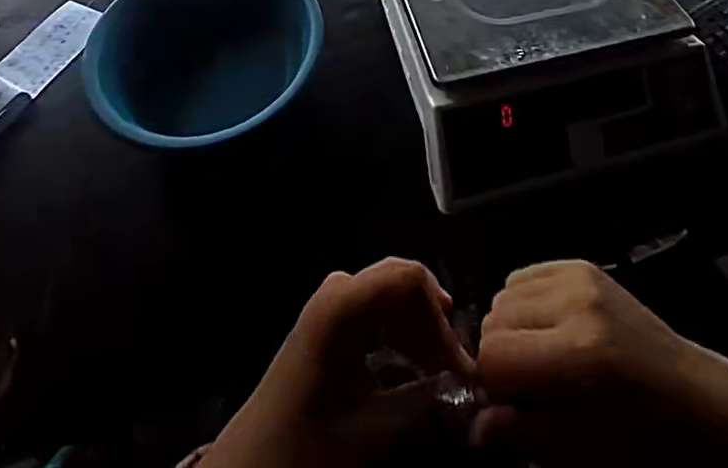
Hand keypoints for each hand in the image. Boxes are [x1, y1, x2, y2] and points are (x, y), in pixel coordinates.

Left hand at [203, 258, 472, 467]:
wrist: (253, 462)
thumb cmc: (306, 445)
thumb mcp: (374, 432)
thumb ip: (428, 408)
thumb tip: (474, 393)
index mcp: (341, 305)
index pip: (409, 278)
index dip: (440, 319)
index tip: (457, 367)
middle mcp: (335, 290)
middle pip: (402, 284)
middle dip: (433, 326)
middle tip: (453, 375)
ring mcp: (329, 302)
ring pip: (391, 296)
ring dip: (419, 331)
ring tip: (436, 376)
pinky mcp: (328, 320)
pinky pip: (376, 309)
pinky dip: (400, 334)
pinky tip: (409, 368)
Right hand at [472, 260, 727, 467]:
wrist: (697, 401)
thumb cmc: (645, 437)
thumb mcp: (584, 452)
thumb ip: (522, 434)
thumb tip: (475, 425)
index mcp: (583, 352)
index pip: (494, 356)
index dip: (495, 387)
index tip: (511, 406)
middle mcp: (578, 302)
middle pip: (493, 321)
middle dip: (502, 356)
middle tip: (530, 385)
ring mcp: (581, 276)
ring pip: (502, 297)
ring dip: (511, 329)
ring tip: (543, 357)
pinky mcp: (581, 265)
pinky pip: (522, 277)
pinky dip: (524, 305)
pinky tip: (550, 330)